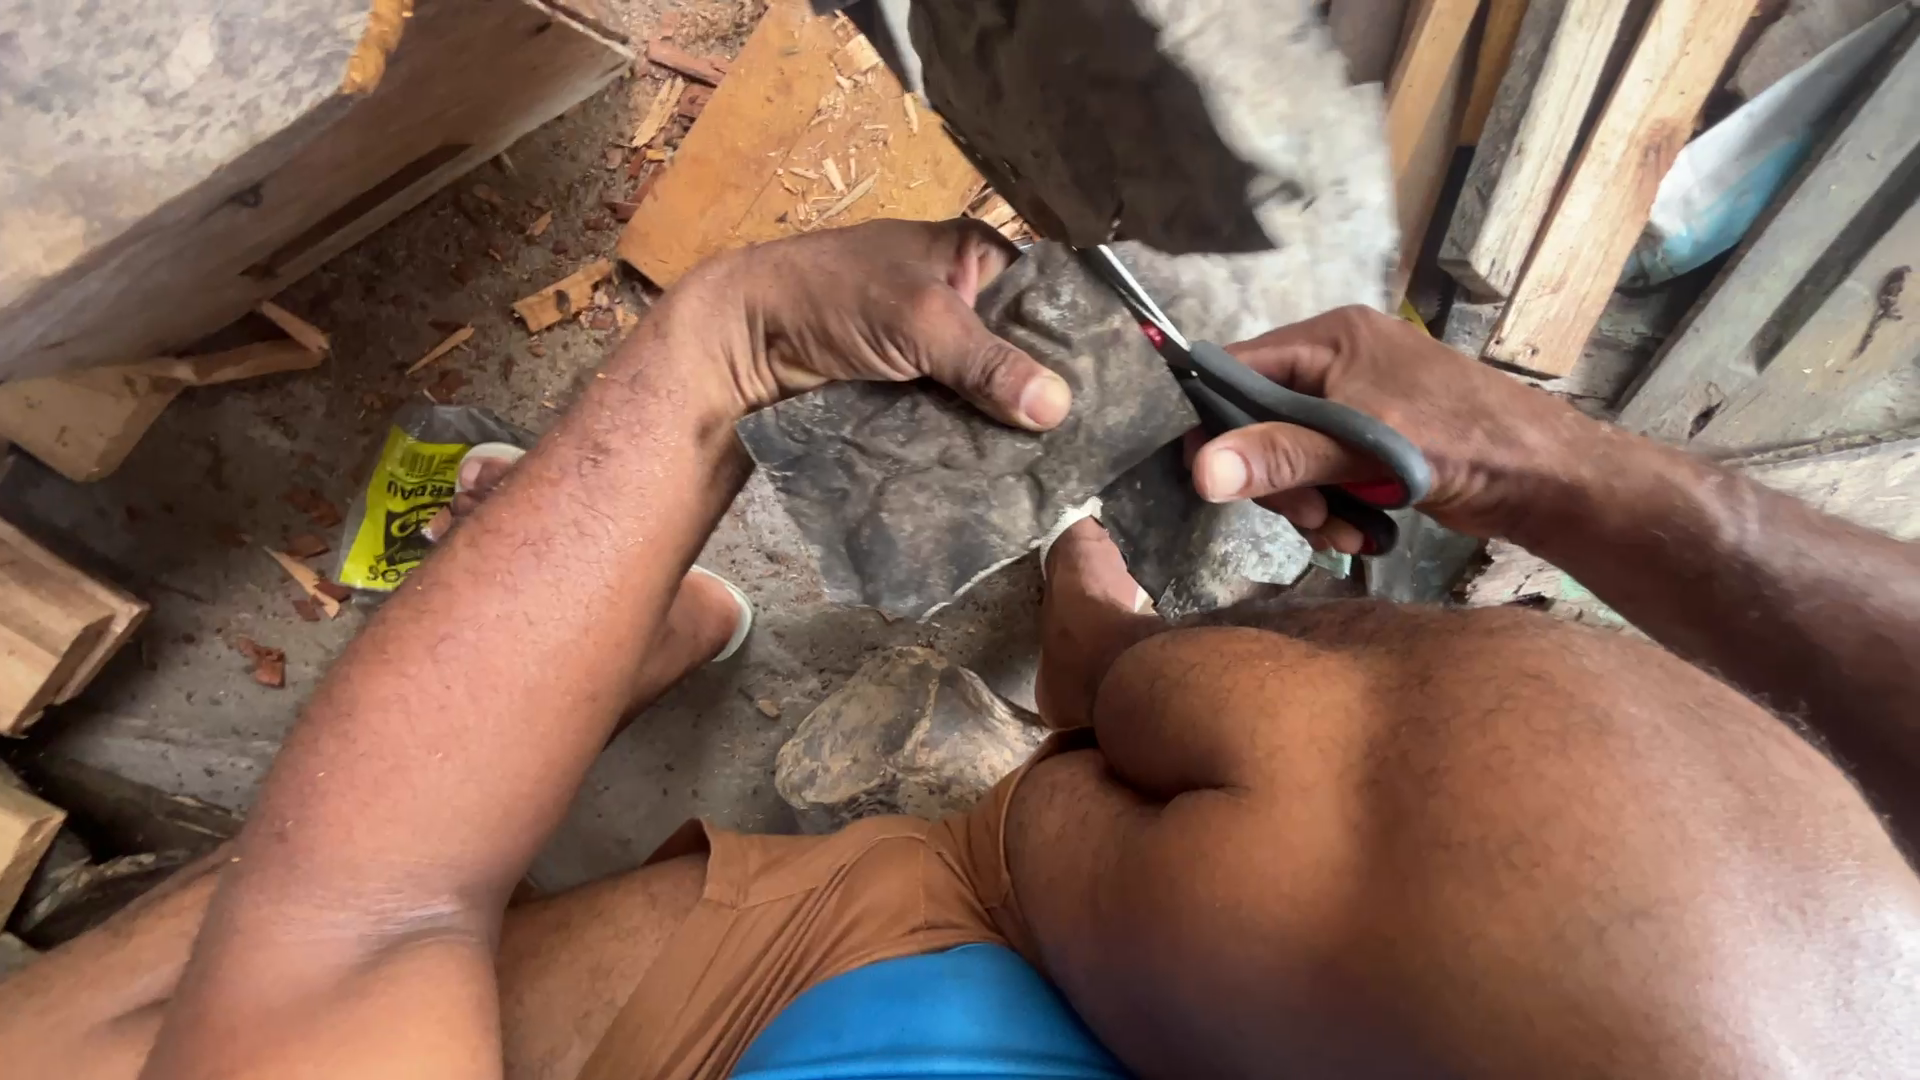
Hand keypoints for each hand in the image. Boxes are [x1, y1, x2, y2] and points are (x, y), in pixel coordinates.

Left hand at [663, 218, 1072, 430]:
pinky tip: (1008, 461)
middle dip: (1044, 388)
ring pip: (993, 384)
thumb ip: (988, 362)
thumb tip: (1056, 408)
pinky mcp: (919, 386)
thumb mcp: (922, 320)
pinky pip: (962, 409)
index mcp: (974, 257)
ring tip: (1057, 458)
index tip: (1110, 387)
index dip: (1074, 338)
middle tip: (1087, 436)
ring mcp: (939, 347)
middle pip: (1022, 347)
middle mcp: (964, 299)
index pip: (1046, 295)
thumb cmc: (835, 298)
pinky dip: (977, 433)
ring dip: (1011, 419)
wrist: (750, 340)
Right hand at [1188, 306, 1609, 550]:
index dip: (1213, 421)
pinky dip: (1328, 508)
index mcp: (1328, 339)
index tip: (1207, 473)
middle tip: (1303, 514)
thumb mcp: (1359, 446)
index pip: (1234, 369)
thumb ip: (1277, 455)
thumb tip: (1198, 473)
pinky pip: (1316, 473)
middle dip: (1273, 479)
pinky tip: (1354, 531)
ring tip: (1338, 531)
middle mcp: (1332, 363)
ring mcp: (1350, 404)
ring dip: (1303, 504)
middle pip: (1256, 422)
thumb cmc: (1460, 440)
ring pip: (1284, 456)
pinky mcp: (1365, 440)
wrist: (1549, 479)